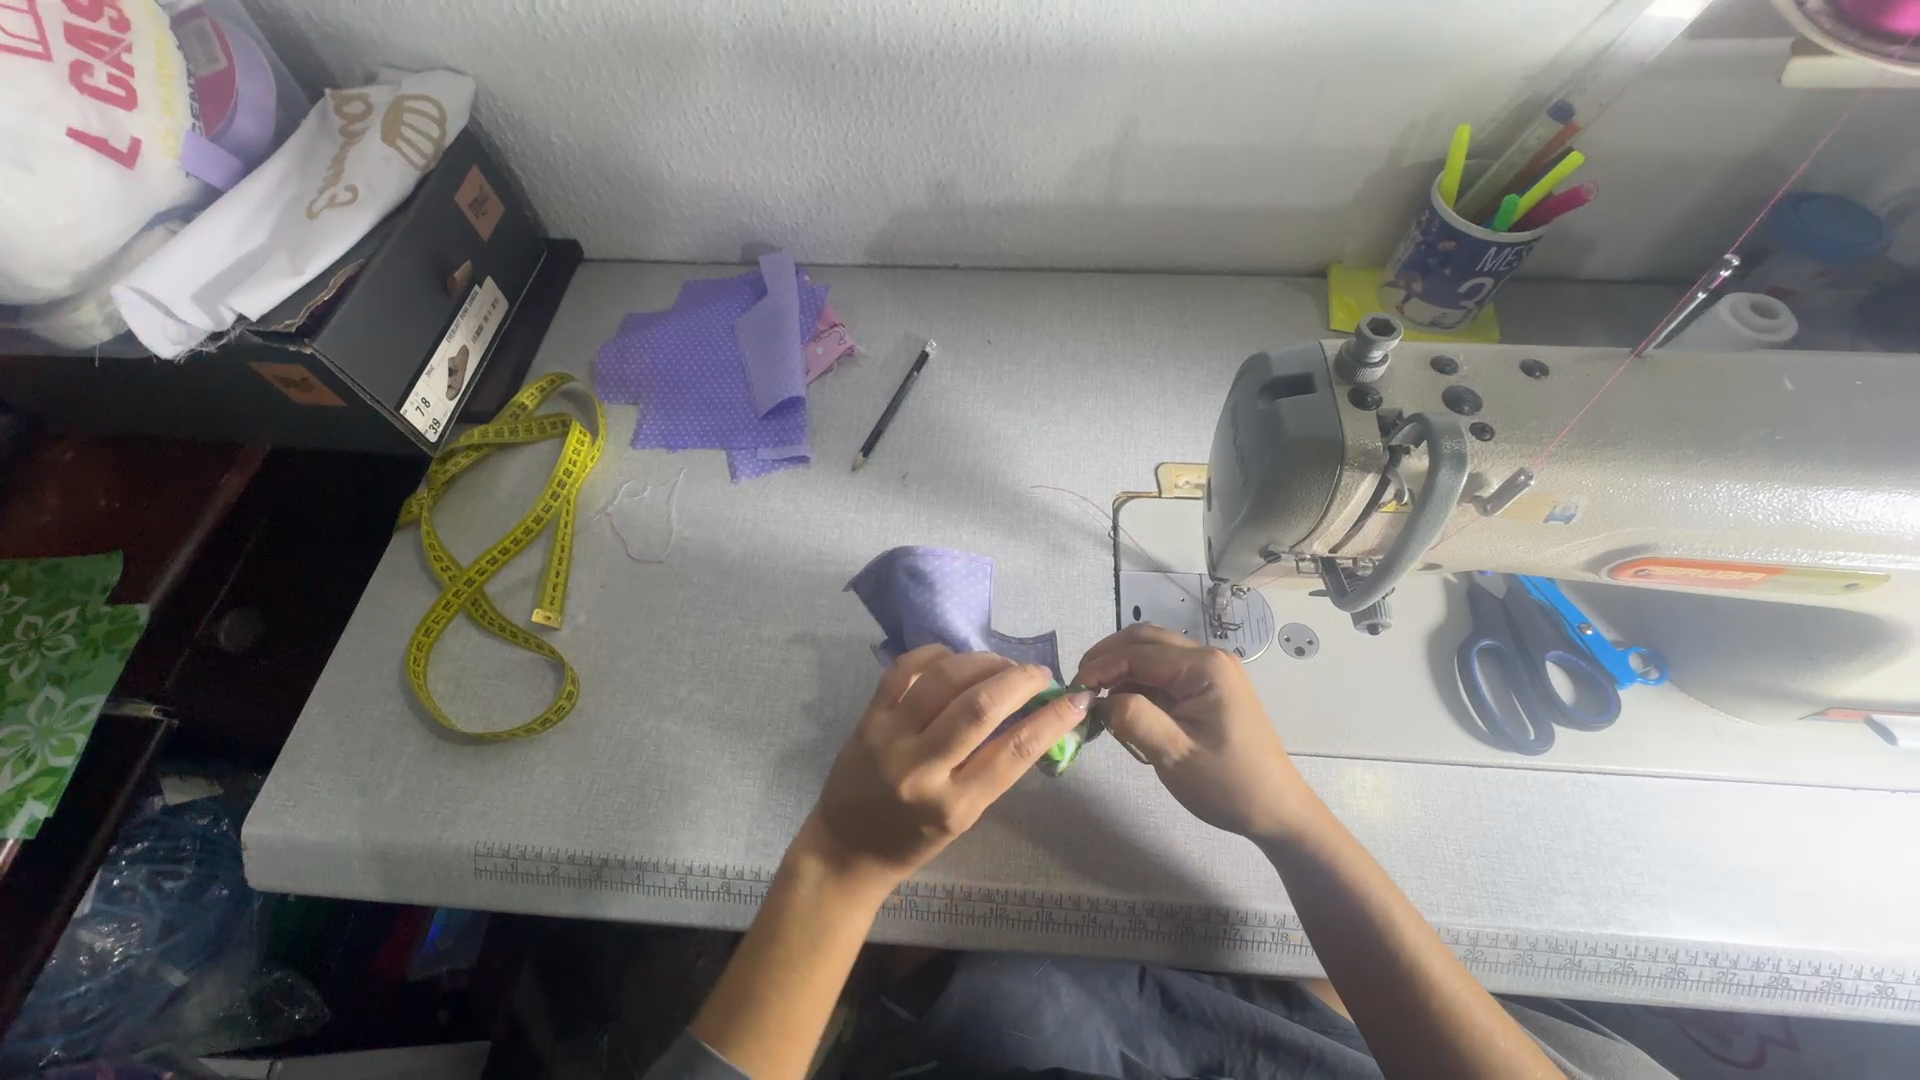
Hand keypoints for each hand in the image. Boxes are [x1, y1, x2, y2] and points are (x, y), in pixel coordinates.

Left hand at [793, 645, 1091, 897]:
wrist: (846, 848)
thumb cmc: (914, 839)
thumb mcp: (965, 816)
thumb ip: (995, 767)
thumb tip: (1033, 715)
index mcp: (954, 806)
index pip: (1014, 752)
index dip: (1052, 719)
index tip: (1076, 699)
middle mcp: (920, 769)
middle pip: (980, 708)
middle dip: (1019, 681)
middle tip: (1040, 674)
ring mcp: (890, 738)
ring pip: (945, 681)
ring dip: (984, 663)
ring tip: (1003, 664)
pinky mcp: (868, 718)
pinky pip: (905, 670)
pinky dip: (938, 655)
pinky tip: (957, 658)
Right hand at [1074, 623, 1300, 842]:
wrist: (1277, 811)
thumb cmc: (1228, 784)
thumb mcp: (1174, 754)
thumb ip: (1133, 718)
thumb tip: (1096, 700)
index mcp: (1203, 667)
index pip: (1137, 652)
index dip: (1099, 668)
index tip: (1072, 693)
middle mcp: (1207, 658)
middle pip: (1143, 640)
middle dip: (1106, 660)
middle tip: (1079, 689)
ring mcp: (1209, 672)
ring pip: (1150, 654)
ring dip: (1120, 672)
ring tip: (1097, 703)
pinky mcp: (1206, 689)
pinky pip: (1162, 674)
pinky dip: (1137, 685)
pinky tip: (1123, 711)